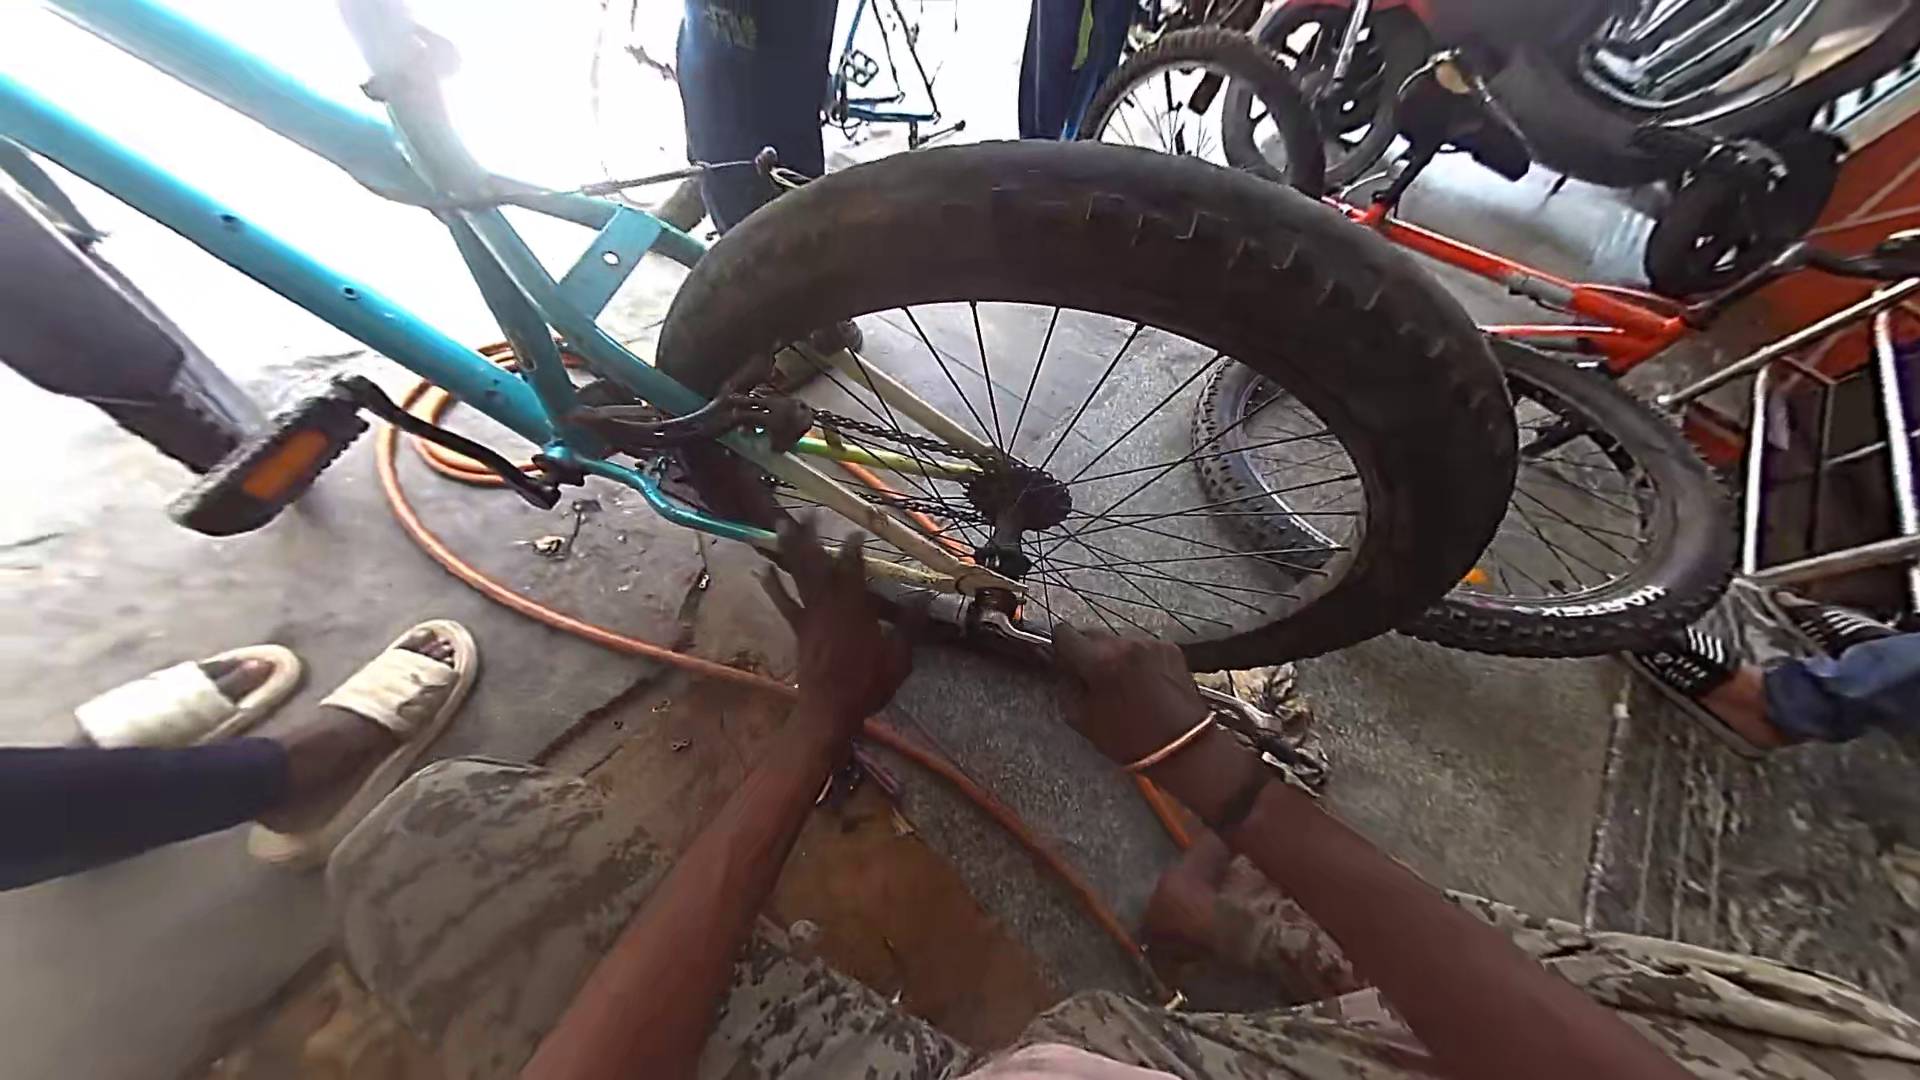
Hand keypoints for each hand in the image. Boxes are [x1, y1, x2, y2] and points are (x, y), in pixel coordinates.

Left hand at [761, 518, 912, 743]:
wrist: (830, 710)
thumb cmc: (868, 684)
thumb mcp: (899, 657)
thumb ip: (909, 625)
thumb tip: (924, 598)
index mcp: (855, 609)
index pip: (854, 570)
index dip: (854, 549)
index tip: (855, 530)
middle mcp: (829, 605)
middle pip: (819, 564)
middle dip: (812, 536)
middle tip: (805, 512)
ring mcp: (810, 616)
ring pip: (799, 576)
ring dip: (790, 550)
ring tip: (781, 525)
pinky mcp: (799, 629)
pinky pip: (784, 603)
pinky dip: (773, 587)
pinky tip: (763, 571)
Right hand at [1052, 623, 1210, 765]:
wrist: (1184, 749)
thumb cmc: (1131, 740)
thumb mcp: (1084, 720)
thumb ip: (1067, 685)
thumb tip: (1061, 666)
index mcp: (1099, 661)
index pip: (1065, 633)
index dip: (1060, 647)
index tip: (1063, 658)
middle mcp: (1124, 645)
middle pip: (1091, 634)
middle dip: (1087, 652)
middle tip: (1092, 676)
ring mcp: (1149, 644)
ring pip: (1117, 640)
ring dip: (1113, 654)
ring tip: (1122, 682)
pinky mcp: (1169, 648)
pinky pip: (1141, 646)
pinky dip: (1137, 658)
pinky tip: (1143, 681)